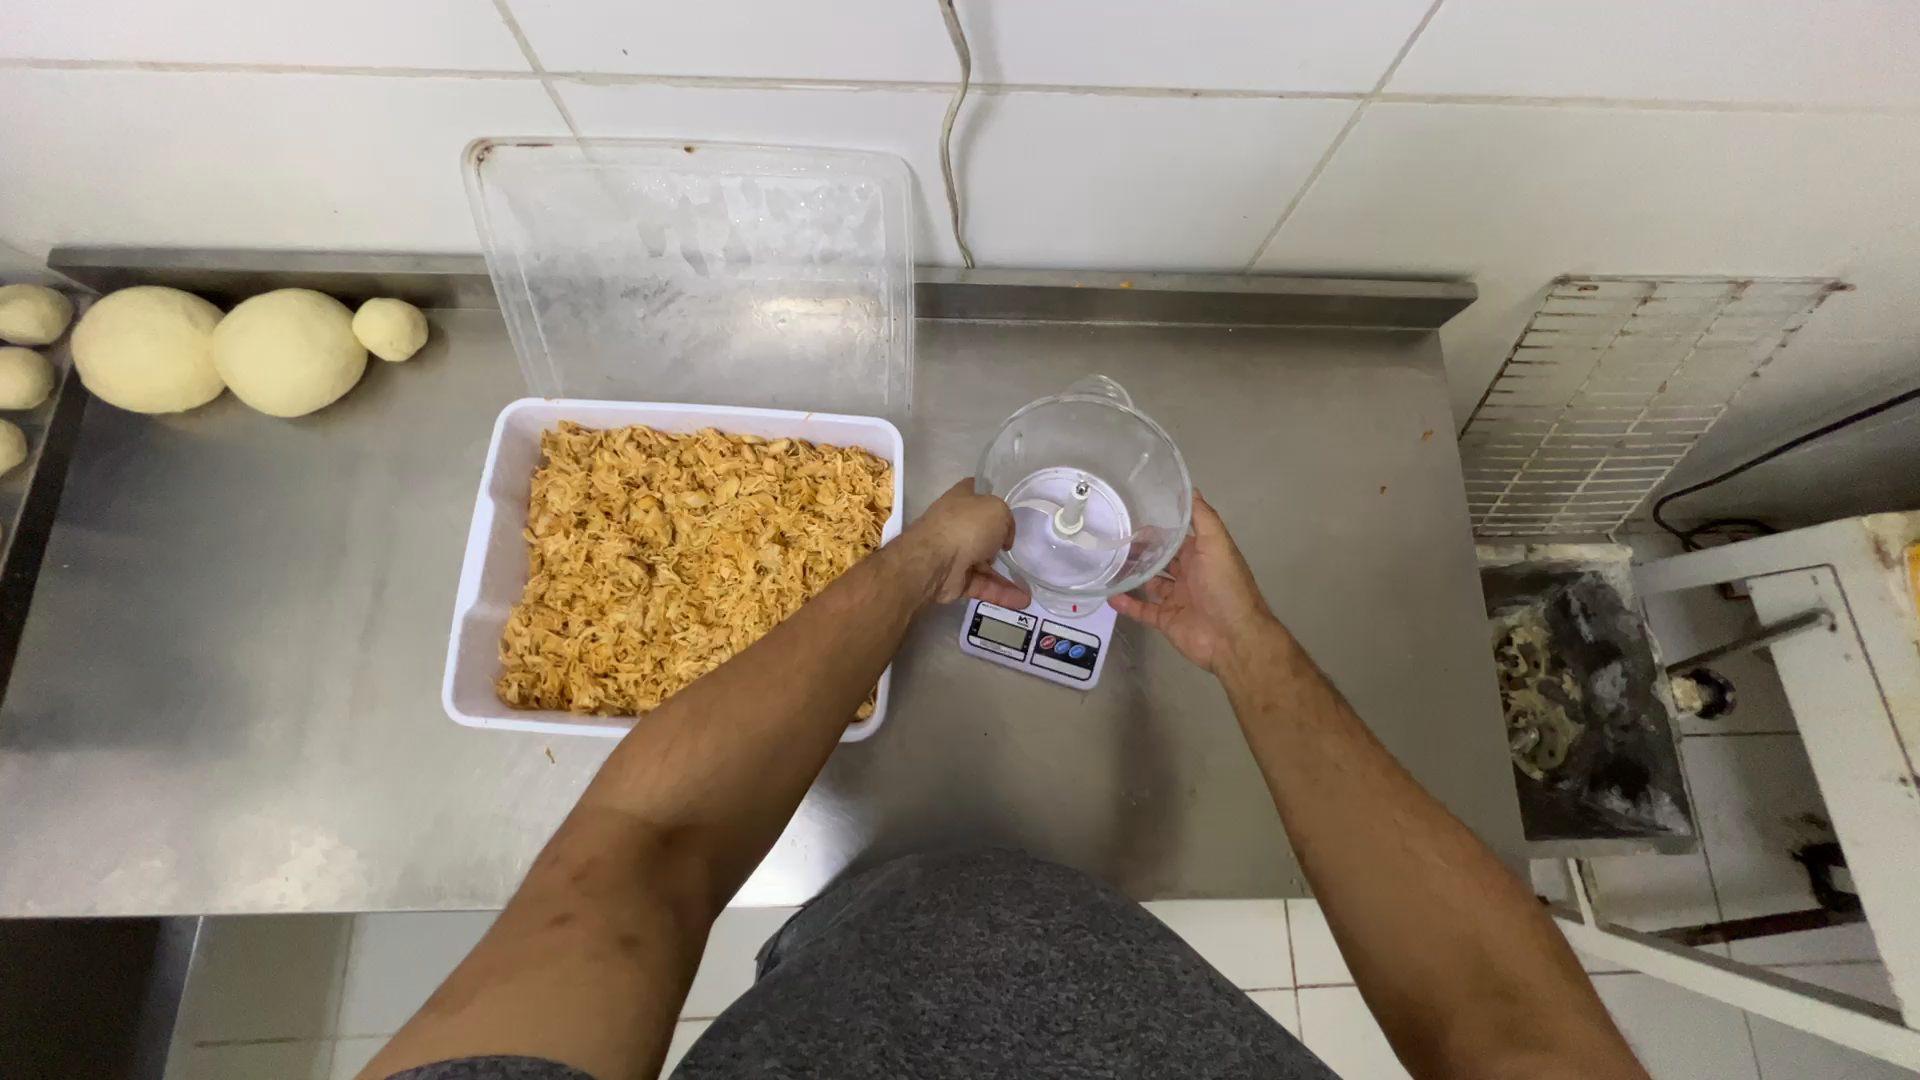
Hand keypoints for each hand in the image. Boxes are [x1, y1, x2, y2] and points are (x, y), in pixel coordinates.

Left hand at [899, 479, 1031, 608]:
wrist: (936, 561)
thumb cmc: (966, 525)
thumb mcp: (998, 510)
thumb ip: (1006, 522)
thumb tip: (1002, 541)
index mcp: (961, 500)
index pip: (975, 491)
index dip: (990, 495)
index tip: (1007, 506)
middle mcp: (956, 525)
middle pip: (982, 531)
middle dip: (999, 542)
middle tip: (1022, 550)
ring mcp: (955, 554)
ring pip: (985, 565)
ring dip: (1006, 577)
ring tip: (1030, 587)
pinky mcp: (956, 580)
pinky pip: (983, 586)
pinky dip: (1001, 593)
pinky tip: (1023, 601)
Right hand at [1110, 492, 1278, 675]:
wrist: (1232, 636)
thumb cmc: (1225, 586)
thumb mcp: (1217, 545)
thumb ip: (1203, 518)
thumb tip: (1191, 490)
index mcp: (1202, 556)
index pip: (1176, 538)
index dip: (1157, 530)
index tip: (1131, 519)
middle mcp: (1190, 575)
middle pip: (1161, 560)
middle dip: (1140, 551)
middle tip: (1113, 541)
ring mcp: (1177, 599)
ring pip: (1150, 584)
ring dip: (1132, 575)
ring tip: (1107, 564)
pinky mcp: (1166, 620)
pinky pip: (1143, 610)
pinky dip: (1127, 603)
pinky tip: (1110, 595)